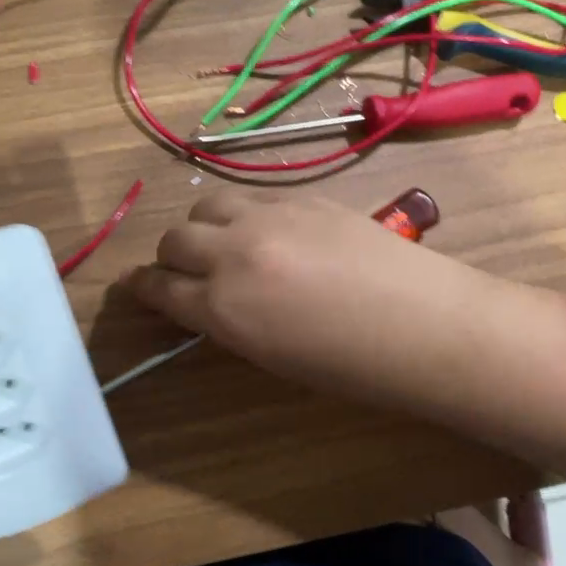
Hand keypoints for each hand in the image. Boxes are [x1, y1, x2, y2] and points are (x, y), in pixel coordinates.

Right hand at [124, 191, 479, 413]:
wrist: (427, 326)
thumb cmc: (352, 368)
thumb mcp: (271, 357)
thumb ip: (228, 322)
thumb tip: (206, 303)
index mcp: (223, 306)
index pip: (160, 288)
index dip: (143, 289)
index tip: (138, 288)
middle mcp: (234, 253)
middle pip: (173, 239)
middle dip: (169, 258)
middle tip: (183, 273)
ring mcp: (269, 218)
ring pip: (206, 205)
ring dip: (202, 226)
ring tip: (221, 244)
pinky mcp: (303, 198)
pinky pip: (251, 198)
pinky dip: (243, 215)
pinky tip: (266, 233)